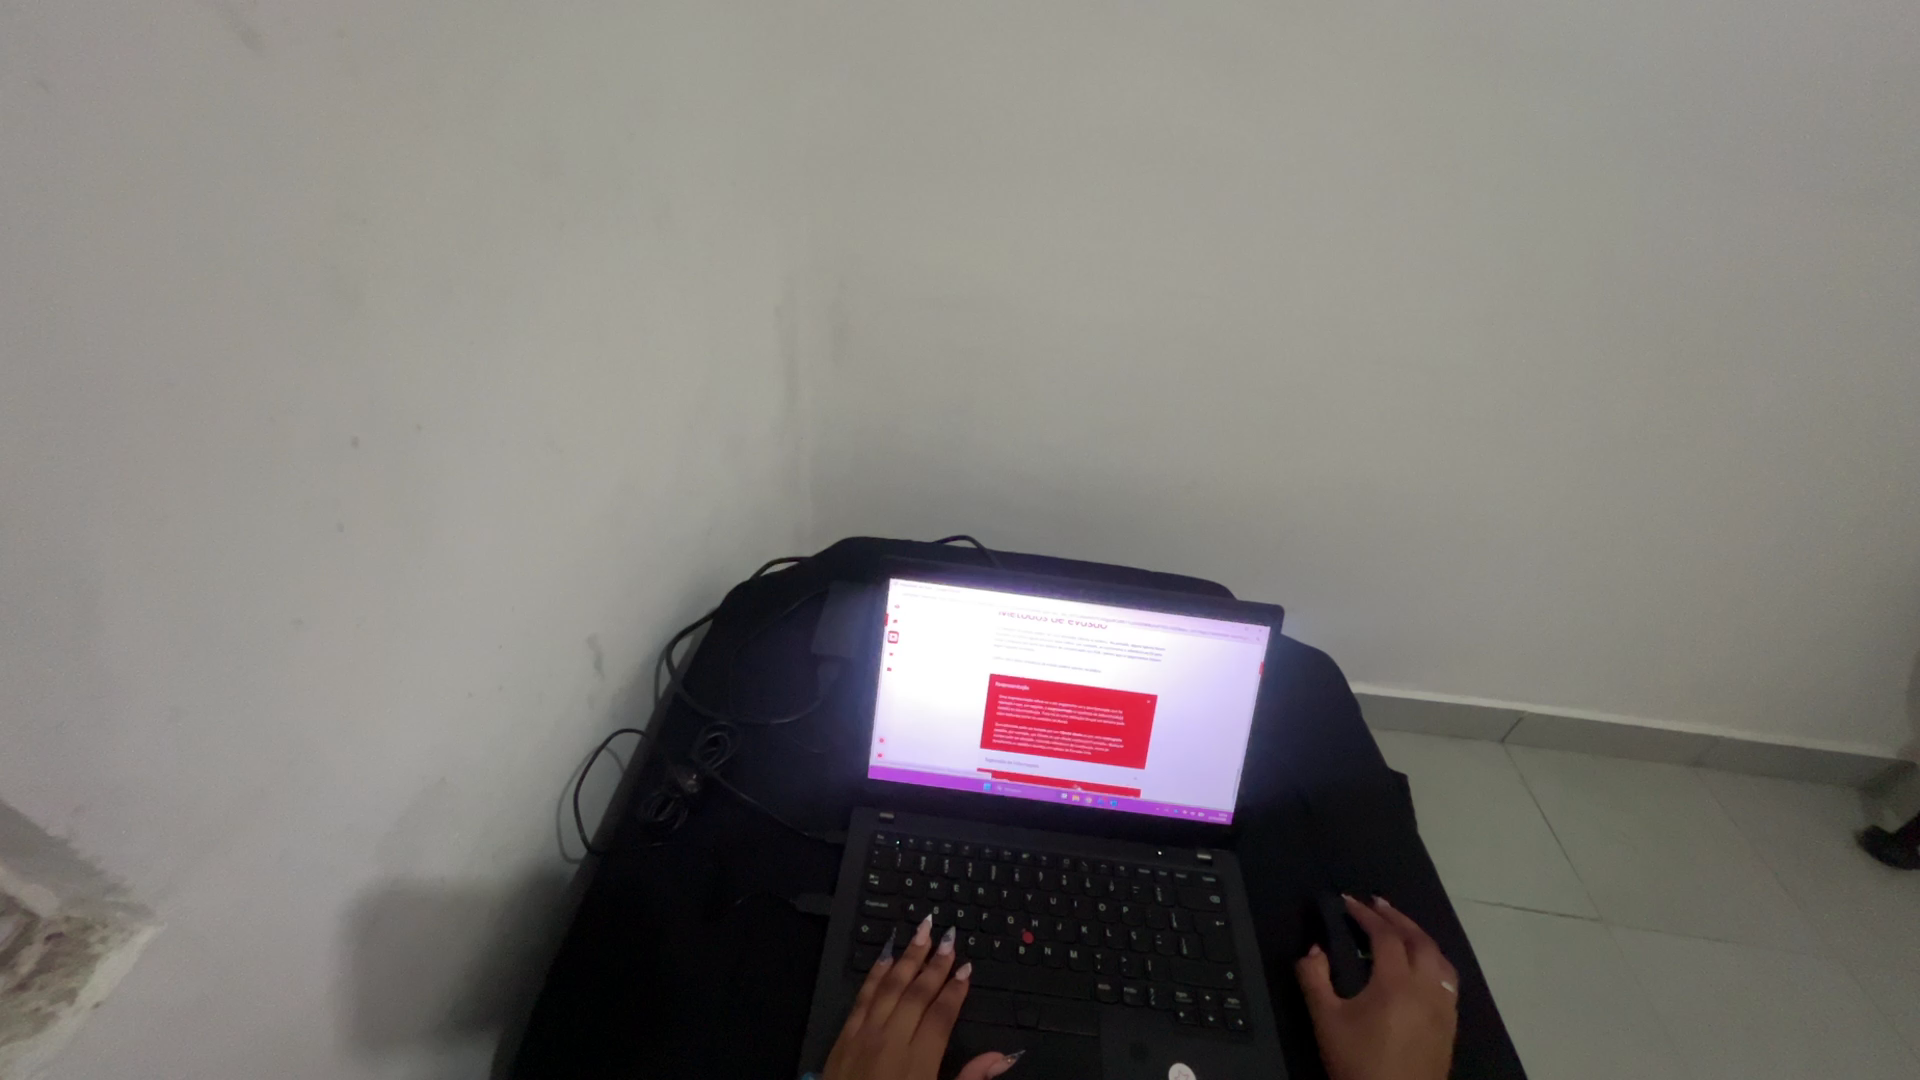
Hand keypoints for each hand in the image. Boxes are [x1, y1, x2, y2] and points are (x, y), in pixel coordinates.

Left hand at [822, 915, 1020, 1079]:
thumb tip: (1003, 1056)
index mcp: (918, 1063)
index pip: (941, 1016)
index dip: (956, 991)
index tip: (968, 967)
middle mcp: (892, 1041)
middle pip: (917, 994)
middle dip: (936, 964)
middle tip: (949, 935)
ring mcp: (865, 1035)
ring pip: (891, 986)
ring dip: (908, 956)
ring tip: (923, 931)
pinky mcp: (844, 1037)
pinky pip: (863, 997)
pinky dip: (876, 974)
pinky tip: (886, 956)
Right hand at [1296, 895, 1457, 1079]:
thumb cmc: (1357, 1064)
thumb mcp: (1324, 1019)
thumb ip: (1313, 977)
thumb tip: (1315, 949)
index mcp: (1396, 985)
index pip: (1385, 936)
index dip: (1366, 914)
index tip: (1347, 902)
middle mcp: (1426, 992)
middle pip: (1420, 941)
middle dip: (1397, 918)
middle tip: (1375, 904)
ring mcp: (1443, 1011)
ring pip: (1441, 961)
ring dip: (1420, 937)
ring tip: (1399, 928)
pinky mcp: (1449, 1029)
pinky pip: (1448, 981)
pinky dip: (1433, 961)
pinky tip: (1418, 966)